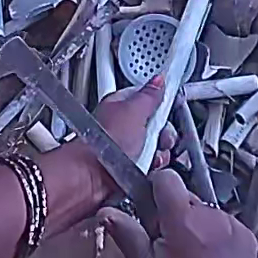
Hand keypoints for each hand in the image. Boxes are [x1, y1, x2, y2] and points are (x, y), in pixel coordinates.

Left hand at [57, 79, 174, 209]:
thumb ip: (149, 95)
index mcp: (119, 105)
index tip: (167, 112)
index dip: (161, 106)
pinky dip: (154, 169)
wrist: (90, 178)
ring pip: (156, 147)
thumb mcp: (134, 112)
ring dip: (159, 153)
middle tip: (159, 137)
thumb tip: (159, 78)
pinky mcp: (130, 170)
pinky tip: (148, 169)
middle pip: (156, 125)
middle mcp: (121, 126)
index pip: (148, 99)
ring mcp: (125, 149)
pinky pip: (152, 166)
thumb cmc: (103, 143)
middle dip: (163, 133)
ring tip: (150, 156)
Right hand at [100, 169, 257, 257]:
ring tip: (189, 255)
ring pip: (202, 208)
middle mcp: (212, 219)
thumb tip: (108, 213)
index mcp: (185, 223)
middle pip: (183, 195)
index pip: (167, 178)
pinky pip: (221, 221)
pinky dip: (213, 232)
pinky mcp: (245, 235)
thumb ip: (129, 237)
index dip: (154, 189)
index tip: (151, 207)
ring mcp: (232, 226)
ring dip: (193, 224)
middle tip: (167, 244)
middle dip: (172, 213)